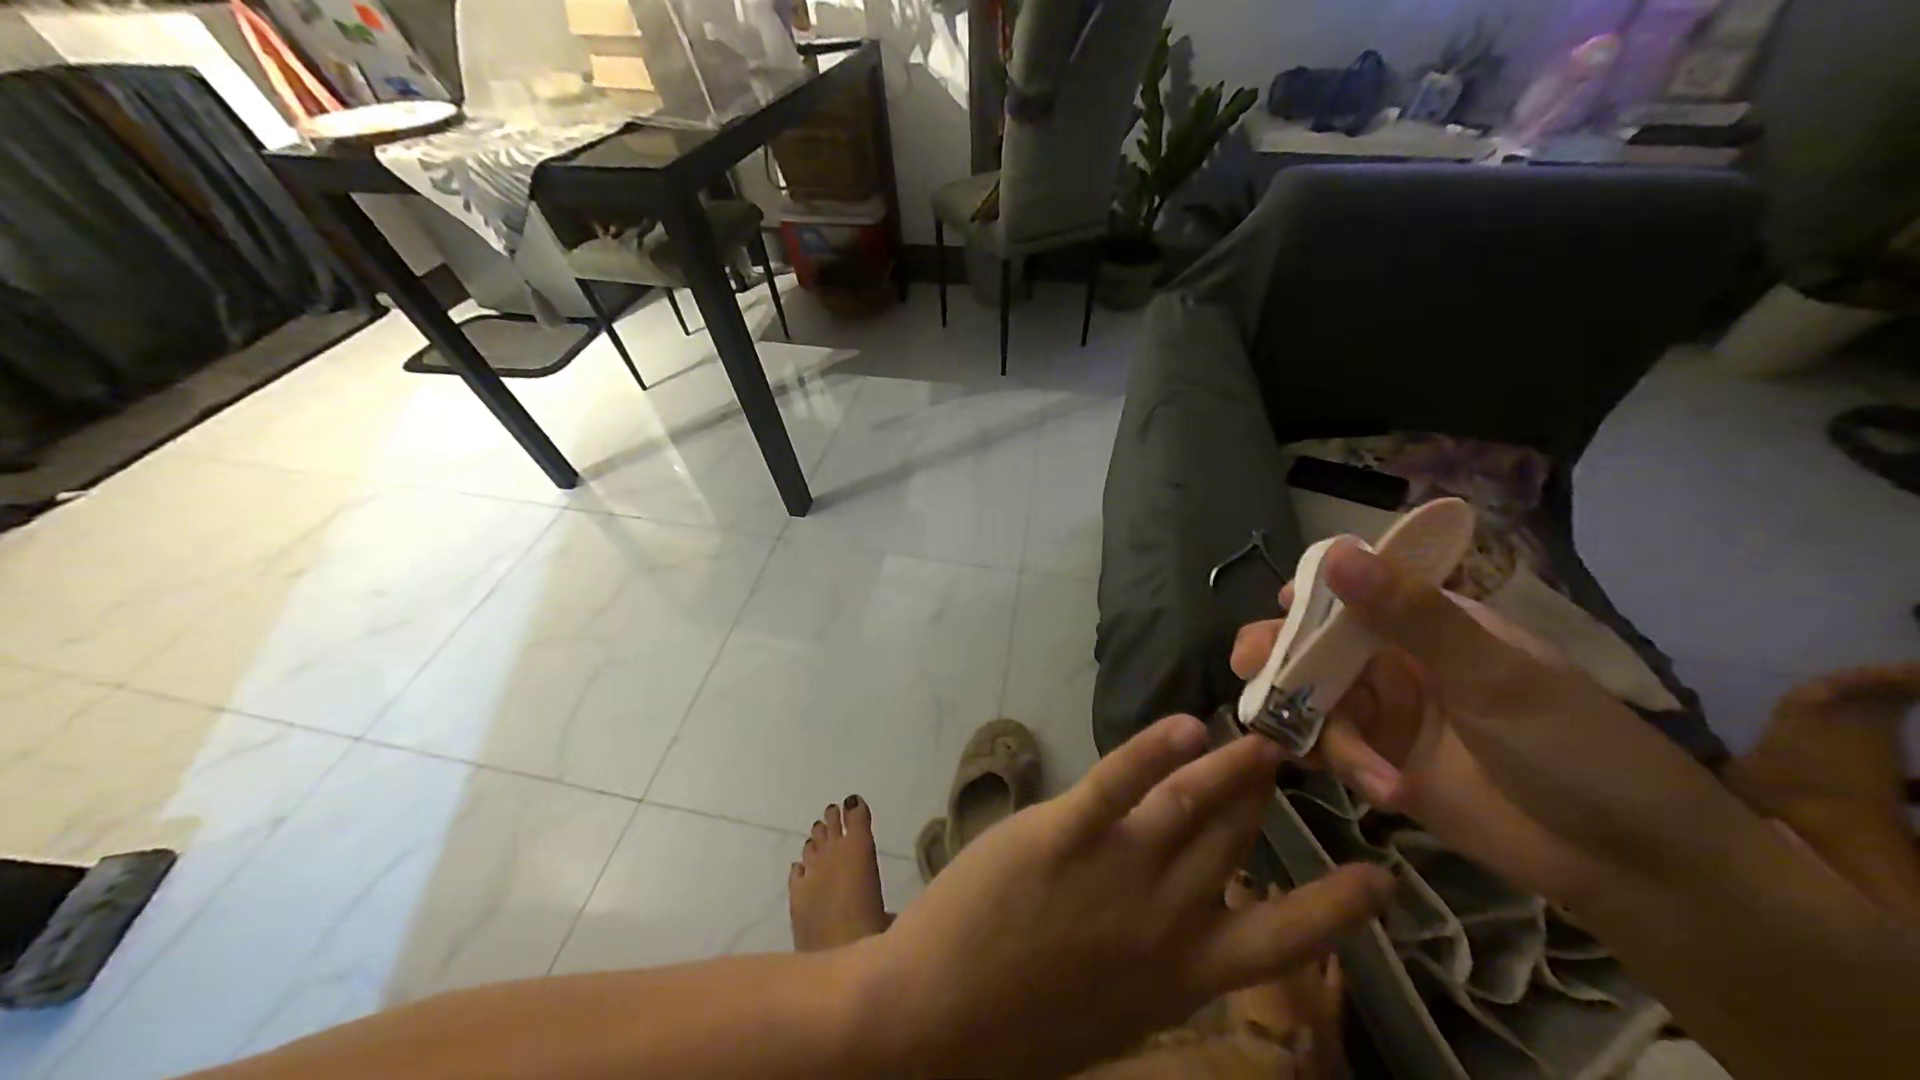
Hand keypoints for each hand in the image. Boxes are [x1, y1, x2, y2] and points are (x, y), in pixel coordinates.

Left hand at [862, 715, 1392, 1078]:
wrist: (935, 1020)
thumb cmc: (1021, 1022)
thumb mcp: (1115, 1008)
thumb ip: (1157, 961)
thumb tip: (1182, 913)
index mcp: (1185, 974)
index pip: (1284, 938)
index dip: (1338, 907)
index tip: (1381, 878)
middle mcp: (1166, 920)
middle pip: (1234, 840)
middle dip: (1259, 795)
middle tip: (1280, 753)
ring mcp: (1115, 872)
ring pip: (1190, 804)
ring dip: (1228, 766)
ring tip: (1256, 736)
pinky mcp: (1061, 834)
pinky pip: (1118, 783)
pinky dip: (1155, 749)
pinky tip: (1186, 724)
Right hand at [1231, 539, 1741, 903]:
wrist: (1632, 866)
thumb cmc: (1576, 749)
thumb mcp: (1494, 677)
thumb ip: (1412, 615)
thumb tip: (1336, 554)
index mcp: (1423, 620)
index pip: (1347, 588)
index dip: (1307, 594)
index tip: (1283, 611)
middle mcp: (1391, 660)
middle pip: (1309, 643)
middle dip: (1278, 658)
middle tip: (1256, 673)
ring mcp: (1382, 714)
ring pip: (1307, 698)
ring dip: (1314, 727)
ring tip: (1340, 763)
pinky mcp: (1375, 764)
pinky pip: (1327, 751)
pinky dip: (1340, 766)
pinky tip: (1383, 792)